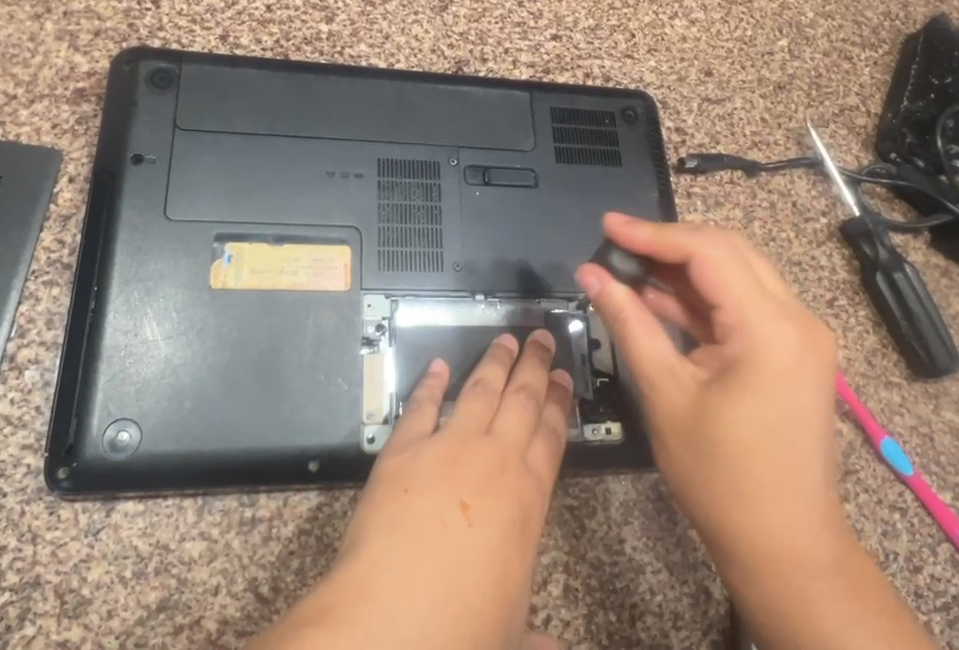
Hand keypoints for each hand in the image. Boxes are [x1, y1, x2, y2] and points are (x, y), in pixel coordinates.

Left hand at [250, 331, 573, 649]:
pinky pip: (420, 407)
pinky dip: (430, 384)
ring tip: (504, 339)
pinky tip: (437, 367)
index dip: (560, 403)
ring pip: (478, 391)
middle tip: (540, 337)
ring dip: (493, 363)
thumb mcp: (511, 630)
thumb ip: (534, 632)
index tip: (564, 377)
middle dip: (533, 366)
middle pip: (521, 400)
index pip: (552, 436)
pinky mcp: (402, 451)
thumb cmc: (463, 628)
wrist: (394, 616)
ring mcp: (446, 449)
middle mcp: (493, 461)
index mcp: (528, 498)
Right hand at [573, 213, 846, 576]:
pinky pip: (743, 307)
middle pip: (728, 253)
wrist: (784, 545)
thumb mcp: (665, 392)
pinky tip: (656, 299)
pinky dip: (700, 299)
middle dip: (668, 243)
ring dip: (683, 270)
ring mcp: (799, 337)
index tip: (607, 227)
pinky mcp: (791, 354)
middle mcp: (796, 319)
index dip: (653, 233)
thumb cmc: (721, 475)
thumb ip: (628, 323)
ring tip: (626, 267)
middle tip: (614, 242)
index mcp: (771, 326)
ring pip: (736, 276)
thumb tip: (591, 275)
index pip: (709, 251)